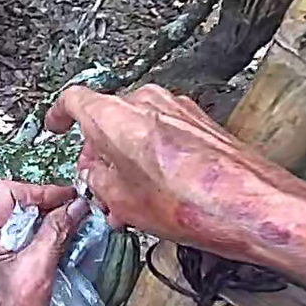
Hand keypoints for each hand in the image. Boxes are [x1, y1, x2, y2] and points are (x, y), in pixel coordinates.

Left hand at [0, 181, 84, 305]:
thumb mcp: (36, 273)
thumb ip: (55, 232)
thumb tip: (75, 206)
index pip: (7, 193)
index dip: (43, 192)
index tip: (71, 199)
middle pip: (6, 204)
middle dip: (42, 206)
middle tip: (73, 212)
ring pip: (7, 221)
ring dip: (37, 222)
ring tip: (66, 226)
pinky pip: (4, 239)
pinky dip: (28, 238)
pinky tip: (49, 243)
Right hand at [48, 84, 294, 262]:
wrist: (249, 204)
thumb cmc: (191, 204)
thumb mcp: (121, 201)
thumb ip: (97, 178)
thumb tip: (97, 172)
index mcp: (115, 116)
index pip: (73, 101)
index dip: (58, 115)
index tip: (56, 126)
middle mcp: (145, 102)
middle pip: (105, 118)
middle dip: (97, 152)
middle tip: (98, 184)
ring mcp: (175, 107)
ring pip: (133, 126)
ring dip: (124, 157)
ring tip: (129, 197)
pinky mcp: (198, 120)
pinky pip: (159, 131)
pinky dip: (149, 154)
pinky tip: (155, 189)